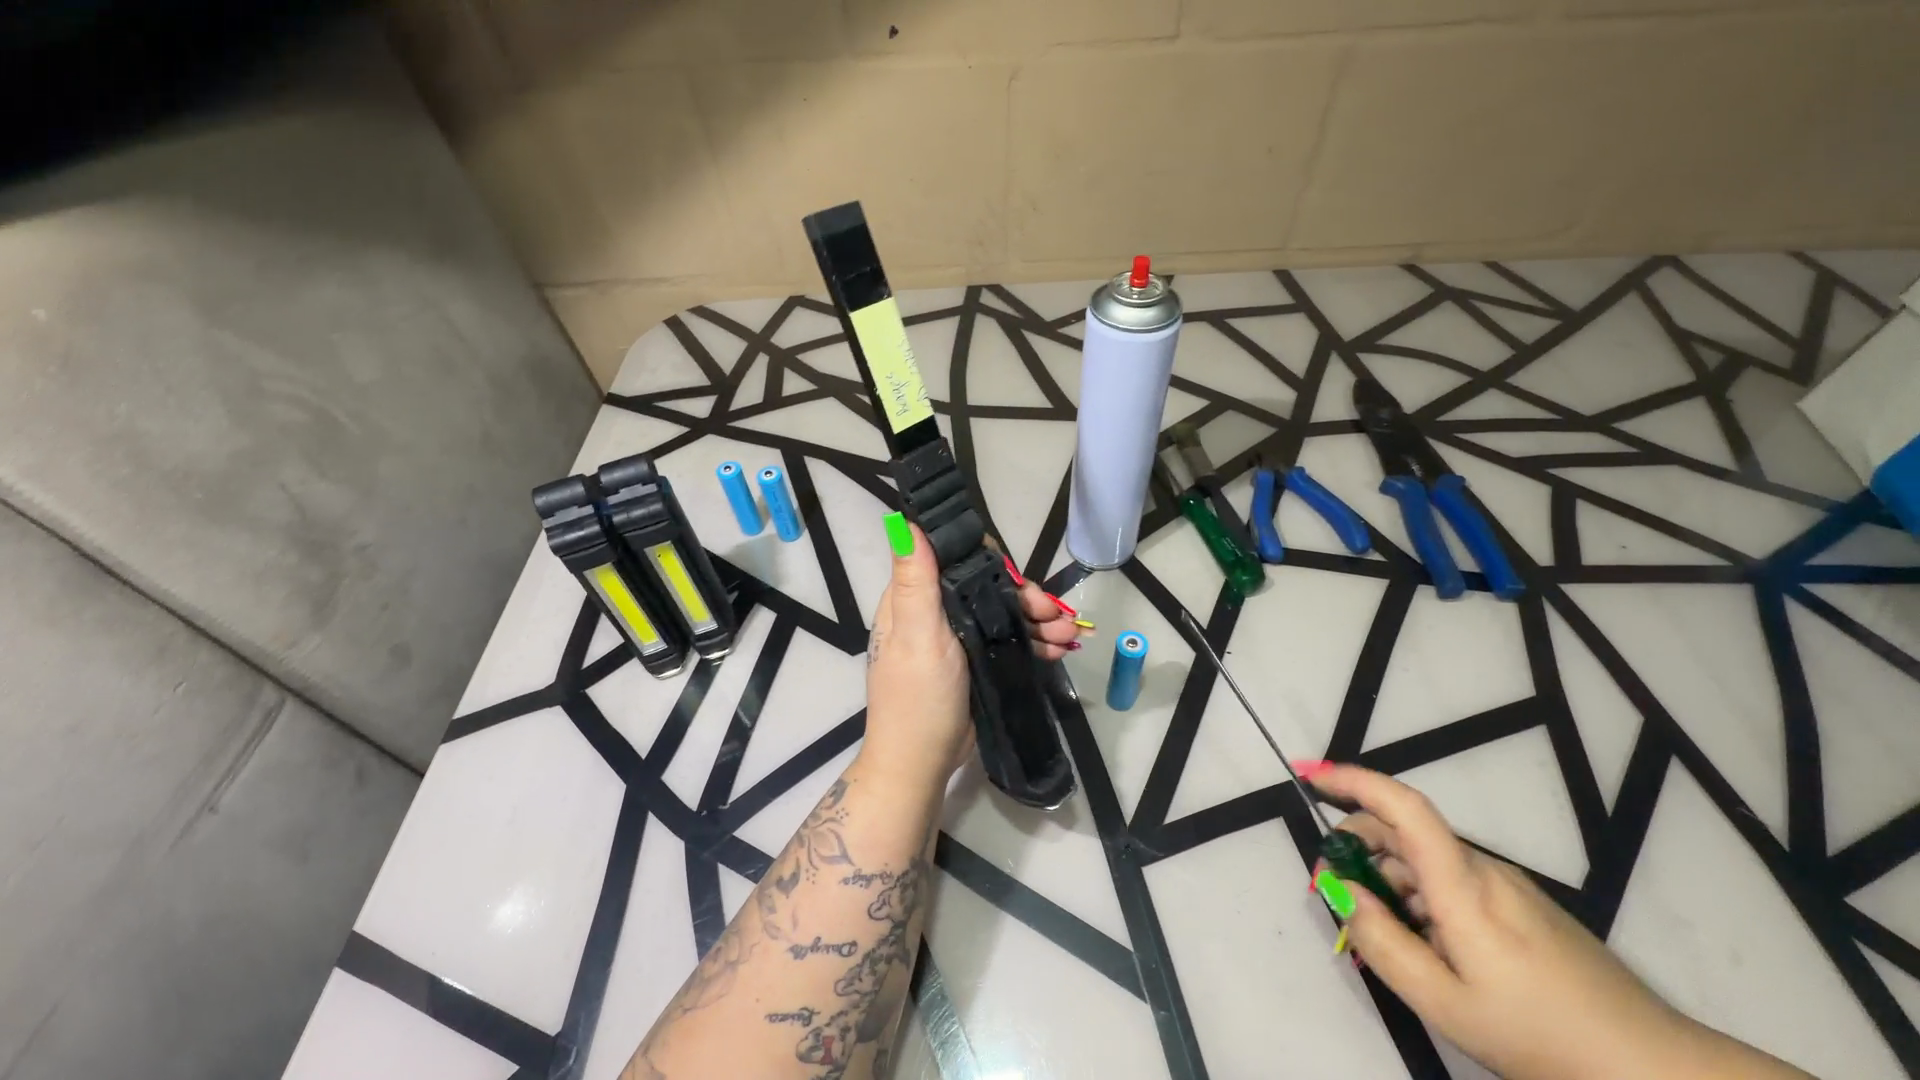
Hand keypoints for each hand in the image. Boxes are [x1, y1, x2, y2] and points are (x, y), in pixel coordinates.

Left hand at [862, 525, 1086, 782]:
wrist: (922, 764)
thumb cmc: (917, 698)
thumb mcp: (918, 635)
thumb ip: (917, 581)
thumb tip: (905, 523)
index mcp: (913, 600)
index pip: (954, 561)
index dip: (989, 562)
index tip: (1016, 576)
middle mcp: (935, 614)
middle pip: (987, 588)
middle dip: (1024, 597)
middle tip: (1055, 613)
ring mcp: (957, 641)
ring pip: (1002, 615)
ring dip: (1037, 621)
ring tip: (1068, 636)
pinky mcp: (975, 665)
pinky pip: (1009, 643)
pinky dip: (1034, 643)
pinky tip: (1059, 651)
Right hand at [1309, 765, 1811, 1079]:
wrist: (1648, 1066)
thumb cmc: (1538, 1034)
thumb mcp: (1442, 1000)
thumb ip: (1381, 940)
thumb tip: (1341, 889)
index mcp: (1464, 886)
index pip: (1405, 808)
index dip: (1356, 781)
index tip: (1312, 774)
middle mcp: (1486, 871)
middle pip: (1407, 834)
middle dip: (1358, 848)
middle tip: (1332, 894)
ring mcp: (1508, 888)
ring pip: (1427, 864)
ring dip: (1388, 883)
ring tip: (1379, 938)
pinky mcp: (1522, 908)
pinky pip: (1452, 885)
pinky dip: (1417, 900)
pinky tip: (1420, 947)